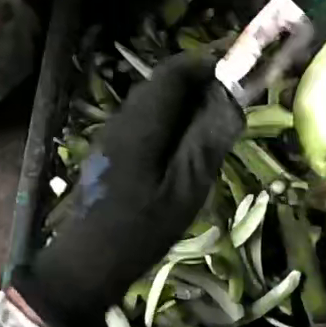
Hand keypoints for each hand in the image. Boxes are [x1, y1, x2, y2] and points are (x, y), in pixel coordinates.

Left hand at [11, 52, 243, 326]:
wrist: (87, 261)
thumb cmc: (140, 227)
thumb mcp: (185, 188)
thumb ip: (207, 140)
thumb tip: (232, 99)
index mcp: (142, 122)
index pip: (174, 71)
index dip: (207, 64)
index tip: (238, 72)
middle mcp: (123, 118)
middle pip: (162, 83)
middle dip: (199, 83)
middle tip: (232, 102)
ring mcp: (113, 135)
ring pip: (153, 103)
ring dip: (185, 104)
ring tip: (215, 125)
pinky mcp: (112, 152)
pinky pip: (145, 122)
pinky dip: (171, 123)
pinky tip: (186, 150)